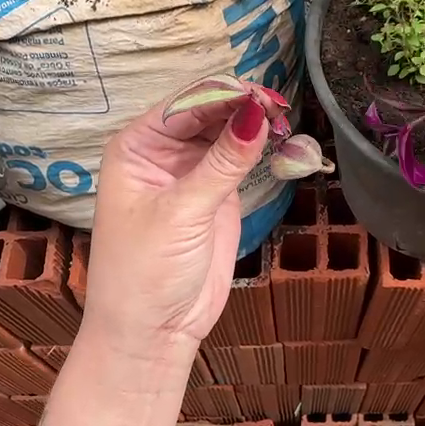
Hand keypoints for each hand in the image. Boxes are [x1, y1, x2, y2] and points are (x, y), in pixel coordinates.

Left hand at [83, 94, 267, 354]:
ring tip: (286, 120)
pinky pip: (240, 159)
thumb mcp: (182, 212)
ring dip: (255, 124)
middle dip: (243, 106)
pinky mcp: (216, 194)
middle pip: (209, 112)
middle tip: (281, 107)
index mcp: (138, 146)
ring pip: (228, 132)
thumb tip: (258, 114)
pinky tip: (283, 140)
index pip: (185, 104)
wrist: (154, 331)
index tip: (262, 94)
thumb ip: (222, 163)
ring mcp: (192, 171)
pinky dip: (261, 148)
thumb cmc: (146, 270)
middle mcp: (163, 151)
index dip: (224, 95)